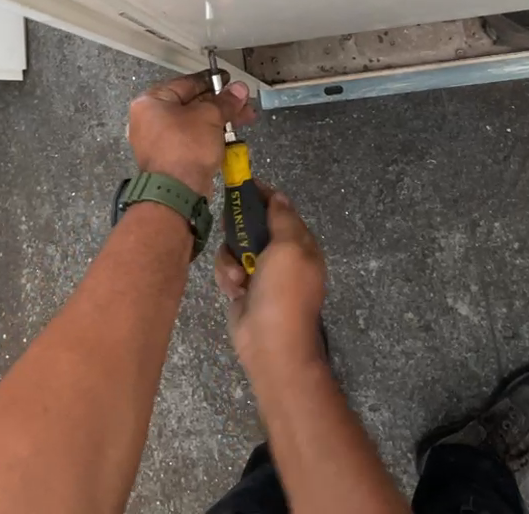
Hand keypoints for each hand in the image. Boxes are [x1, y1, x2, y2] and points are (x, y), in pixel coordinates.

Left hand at [127, 72, 255, 192]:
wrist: (178, 192)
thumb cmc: (184, 149)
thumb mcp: (209, 117)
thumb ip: (225, 101)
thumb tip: (239, 90)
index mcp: (150, 102)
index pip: (185, 83)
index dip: (210, 81)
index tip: (227, 80)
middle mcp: (149, 120)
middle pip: (190, 104)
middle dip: (220, 103)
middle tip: (241, 101)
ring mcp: (158, 141)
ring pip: (194, 124)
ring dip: (219, 120)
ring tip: (243, 117)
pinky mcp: (170, 159)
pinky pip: (192, 141)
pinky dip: (210, 136)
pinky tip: (231, 134)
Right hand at [215, 185, 327, 374]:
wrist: (270, 344)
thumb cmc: (284, 291)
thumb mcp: (289, 247)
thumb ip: (282, 217)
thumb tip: (278, 195)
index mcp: (300, 245)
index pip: (280, 209)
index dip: (262, 196)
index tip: (241, 185)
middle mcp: (282, 257)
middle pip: (254, 226)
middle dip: (239, 230)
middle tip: (230, 230)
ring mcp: (261, 274)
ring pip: (235, 247)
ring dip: (231, 259)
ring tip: (238, 277)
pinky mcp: (242, 288)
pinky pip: (227, 269)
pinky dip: (227, 277)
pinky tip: (234, 290)